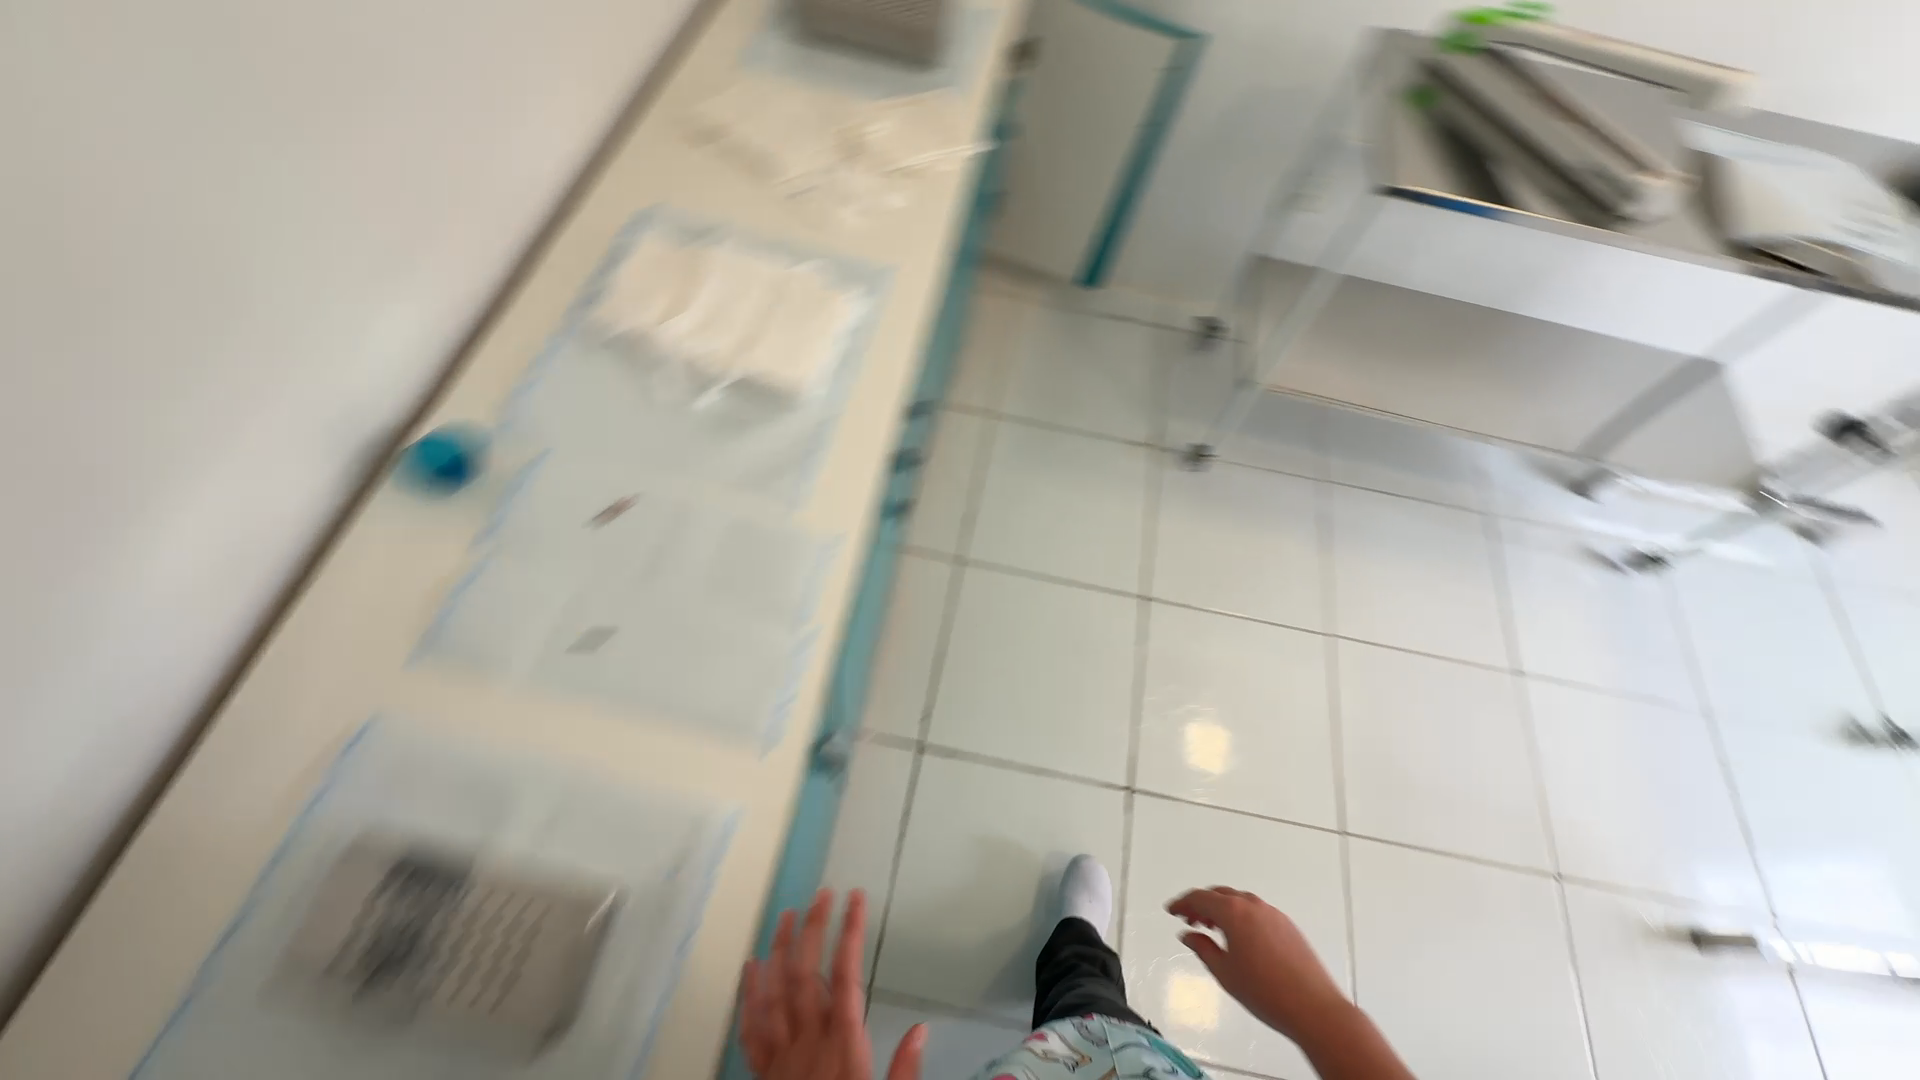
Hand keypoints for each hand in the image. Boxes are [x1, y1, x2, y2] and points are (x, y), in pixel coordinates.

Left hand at [739, 888, 925, 1079]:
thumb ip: (904, 1072)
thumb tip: (921, 1029)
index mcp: (844, 1047)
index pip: (848, 976)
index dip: (850, 932)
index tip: (857, 899)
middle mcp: (809, 1043)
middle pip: (807, 973)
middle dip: (814, 928)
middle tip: (822, 893)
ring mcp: (781, 1057)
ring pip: (775, 991)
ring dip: (780, 948)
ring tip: (787, 914)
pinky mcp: (762, 1073)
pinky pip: (751, 1027)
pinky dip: (750, 993)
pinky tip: (751, 966)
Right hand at [1166, 886, 1350, 1042]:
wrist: (1314, 1009)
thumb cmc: (1265, 992)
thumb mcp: (1224, 972)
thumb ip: (1203, 948)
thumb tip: (1189, 935)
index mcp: (1234, 913)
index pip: (1200, 898)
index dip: (1182, 903)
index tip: (1171, 911)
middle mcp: (1253, 906)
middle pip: (1220, 895)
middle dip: (1201, 904)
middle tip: (1189, 919)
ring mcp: (1273, 914)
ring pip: (1240, 901)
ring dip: (1222, 909)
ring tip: (1212, 928)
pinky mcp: (1288, 925)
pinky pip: (1256, 911)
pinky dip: (1241, 915)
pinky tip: (1239, 937)